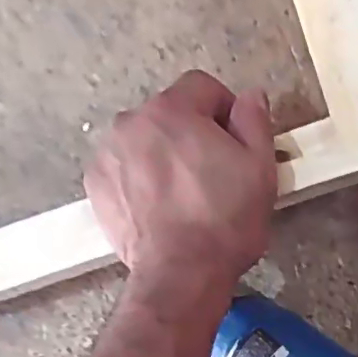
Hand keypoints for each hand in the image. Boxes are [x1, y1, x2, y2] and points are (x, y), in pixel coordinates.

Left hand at [85, 70, 280, 312]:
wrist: (182, 270)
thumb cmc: (226, 220)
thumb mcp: (260, 170)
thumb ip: (255, 123)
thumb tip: (252, 96)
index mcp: (174, 111)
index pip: (203, 86)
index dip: (228, 110)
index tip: (240, 143)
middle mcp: (132, 121)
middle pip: (172, 115)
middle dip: (195, 136)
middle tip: (220, 177)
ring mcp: (108, 152)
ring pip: (147, 142)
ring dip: (168, 158)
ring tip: (192, 198)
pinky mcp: (97, 184)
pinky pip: (126, 170)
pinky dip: (146, 182)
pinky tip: (168, 210)